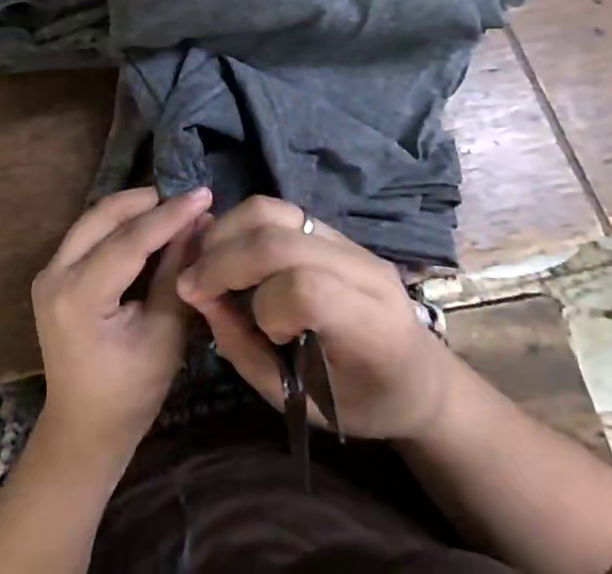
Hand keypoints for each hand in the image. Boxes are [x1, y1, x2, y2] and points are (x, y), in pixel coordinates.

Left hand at [32, 186, 212, 458]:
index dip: (171, 215)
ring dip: (133, 209)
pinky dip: (120, 224)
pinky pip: (88, 234)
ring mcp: (48, 273)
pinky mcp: (53, 275)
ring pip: (93, 220)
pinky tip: (150, 224)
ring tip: (174, 207)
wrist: (83, 426)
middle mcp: (54, 275)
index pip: (130, 240)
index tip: (204, 194)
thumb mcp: (165, 333)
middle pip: (103, 217)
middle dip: (148, 201)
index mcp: (79, 297)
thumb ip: (176, 274)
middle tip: (189, 198)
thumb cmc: (130, 391)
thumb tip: (198, 224)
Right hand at [176, 197, 462, 441]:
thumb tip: (199, 297)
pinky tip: (230, 252)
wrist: (420, 374)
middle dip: (223, 258)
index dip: (265, 305)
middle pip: (281, 237)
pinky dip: (243, 227)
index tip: (250, 327)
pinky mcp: (336, 231)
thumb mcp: (303, 402)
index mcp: (371, 327)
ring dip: (228, 231)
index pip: (307, 288)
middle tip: (191, 285)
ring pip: (275, 210)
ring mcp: (351, 242)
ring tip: (206, 264)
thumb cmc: (365, 402)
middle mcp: (364, 270)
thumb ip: (246, 349)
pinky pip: (281, 212)